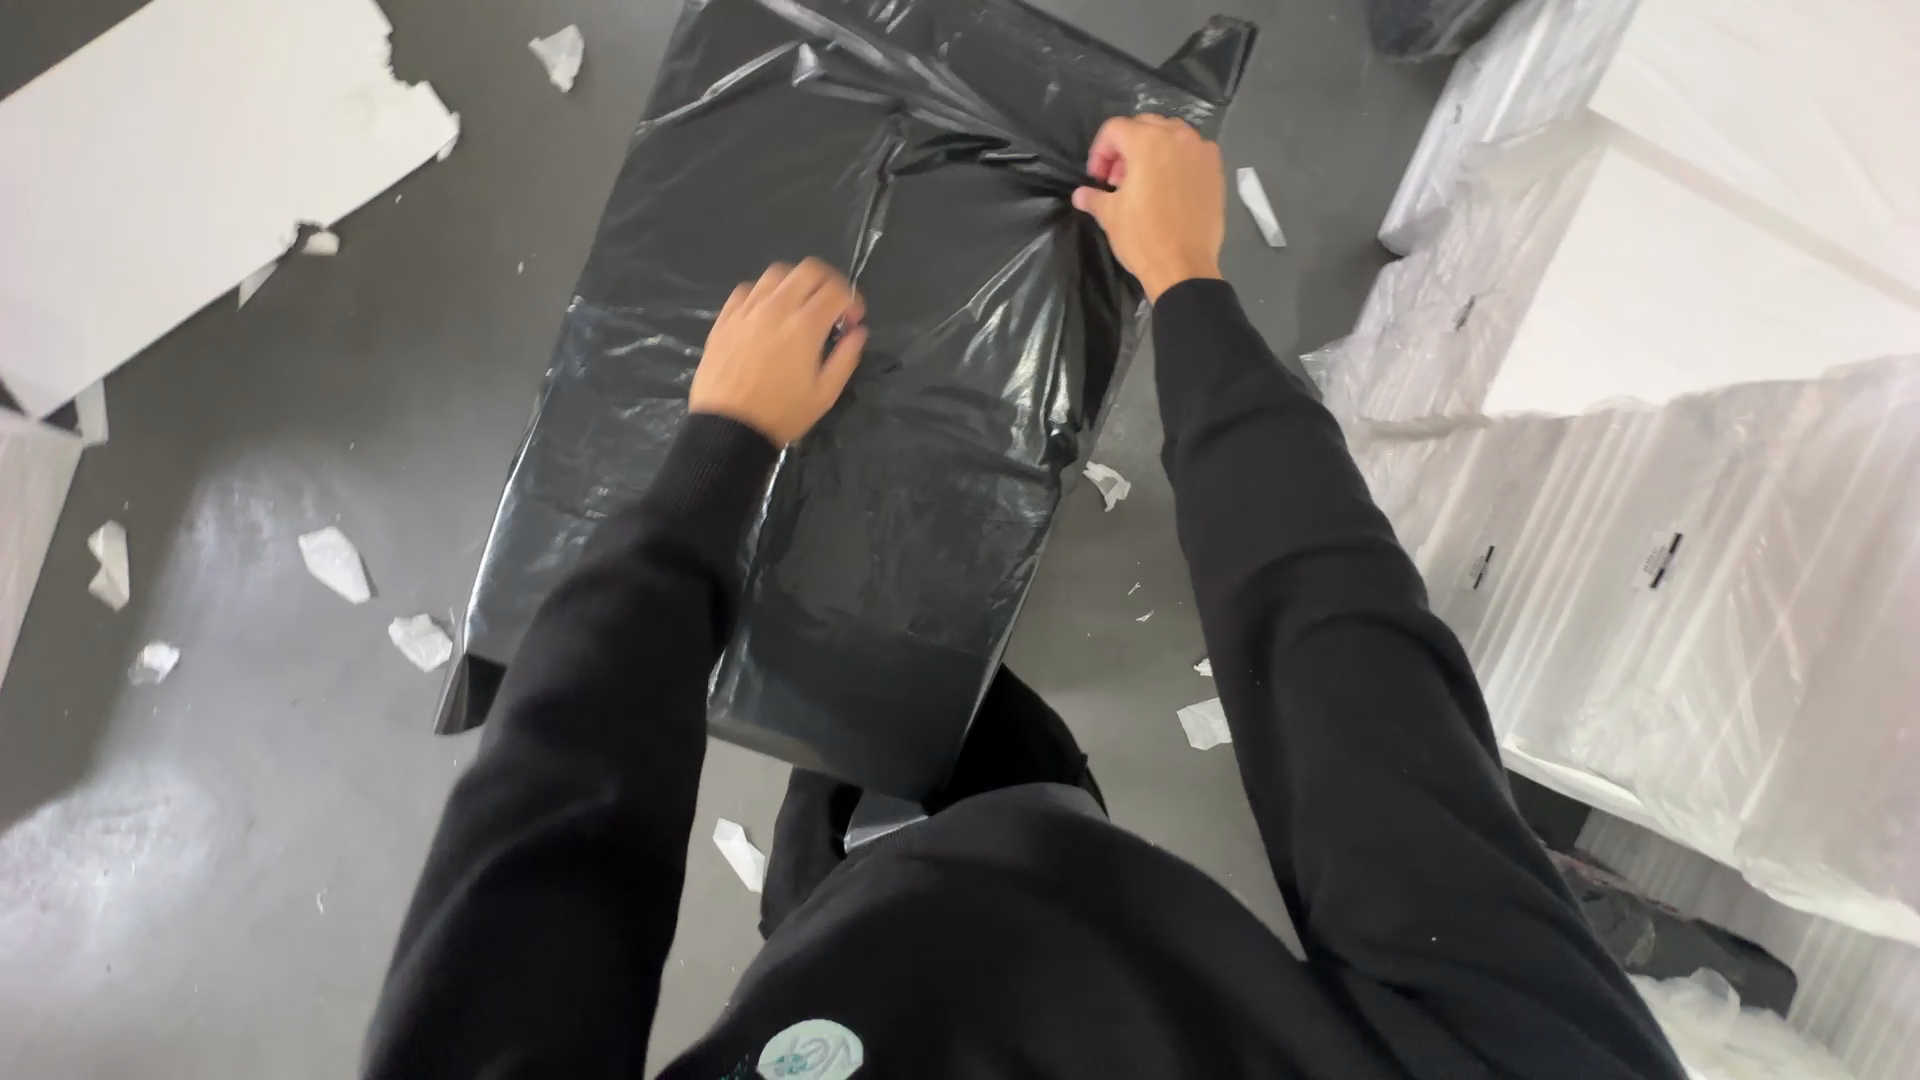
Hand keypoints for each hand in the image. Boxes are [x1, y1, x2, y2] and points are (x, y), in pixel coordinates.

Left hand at [690, 259, 867, 446]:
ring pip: (777, 274)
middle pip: (808, 270)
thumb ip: (846, 358)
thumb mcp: (825, 394)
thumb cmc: (782, 414)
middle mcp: (777, 307)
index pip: (837, 290)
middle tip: (832, 307)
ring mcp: (747, 309)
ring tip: (799, 307)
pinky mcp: (725, 317)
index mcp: (806, 326)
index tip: (853, 321)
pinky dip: (764, 294)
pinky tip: (767, 313)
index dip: (852, 301)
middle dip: (828, 283)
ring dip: (795, 284)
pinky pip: (747, 289)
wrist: (728, 427)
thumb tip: (858, 332)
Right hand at [1071, 114, 1225, 302]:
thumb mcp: (1110, 216)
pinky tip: (1169, 188)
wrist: (1183, 266)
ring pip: (1170, 136)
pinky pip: (1192, 153)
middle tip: (1117, 180)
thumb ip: (1094, 197)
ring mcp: (1200, 151)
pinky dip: (1176, 161)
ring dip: (1152, 151)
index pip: (1114, 129)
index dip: (1099, 151)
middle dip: (1125, 148)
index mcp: (1147, 142)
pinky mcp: (1215, 169)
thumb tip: (1080, 195)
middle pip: (1144, 126)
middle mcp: (1177, 136)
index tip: (1096, 178)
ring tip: (1143, 182)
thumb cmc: (1142, 238)